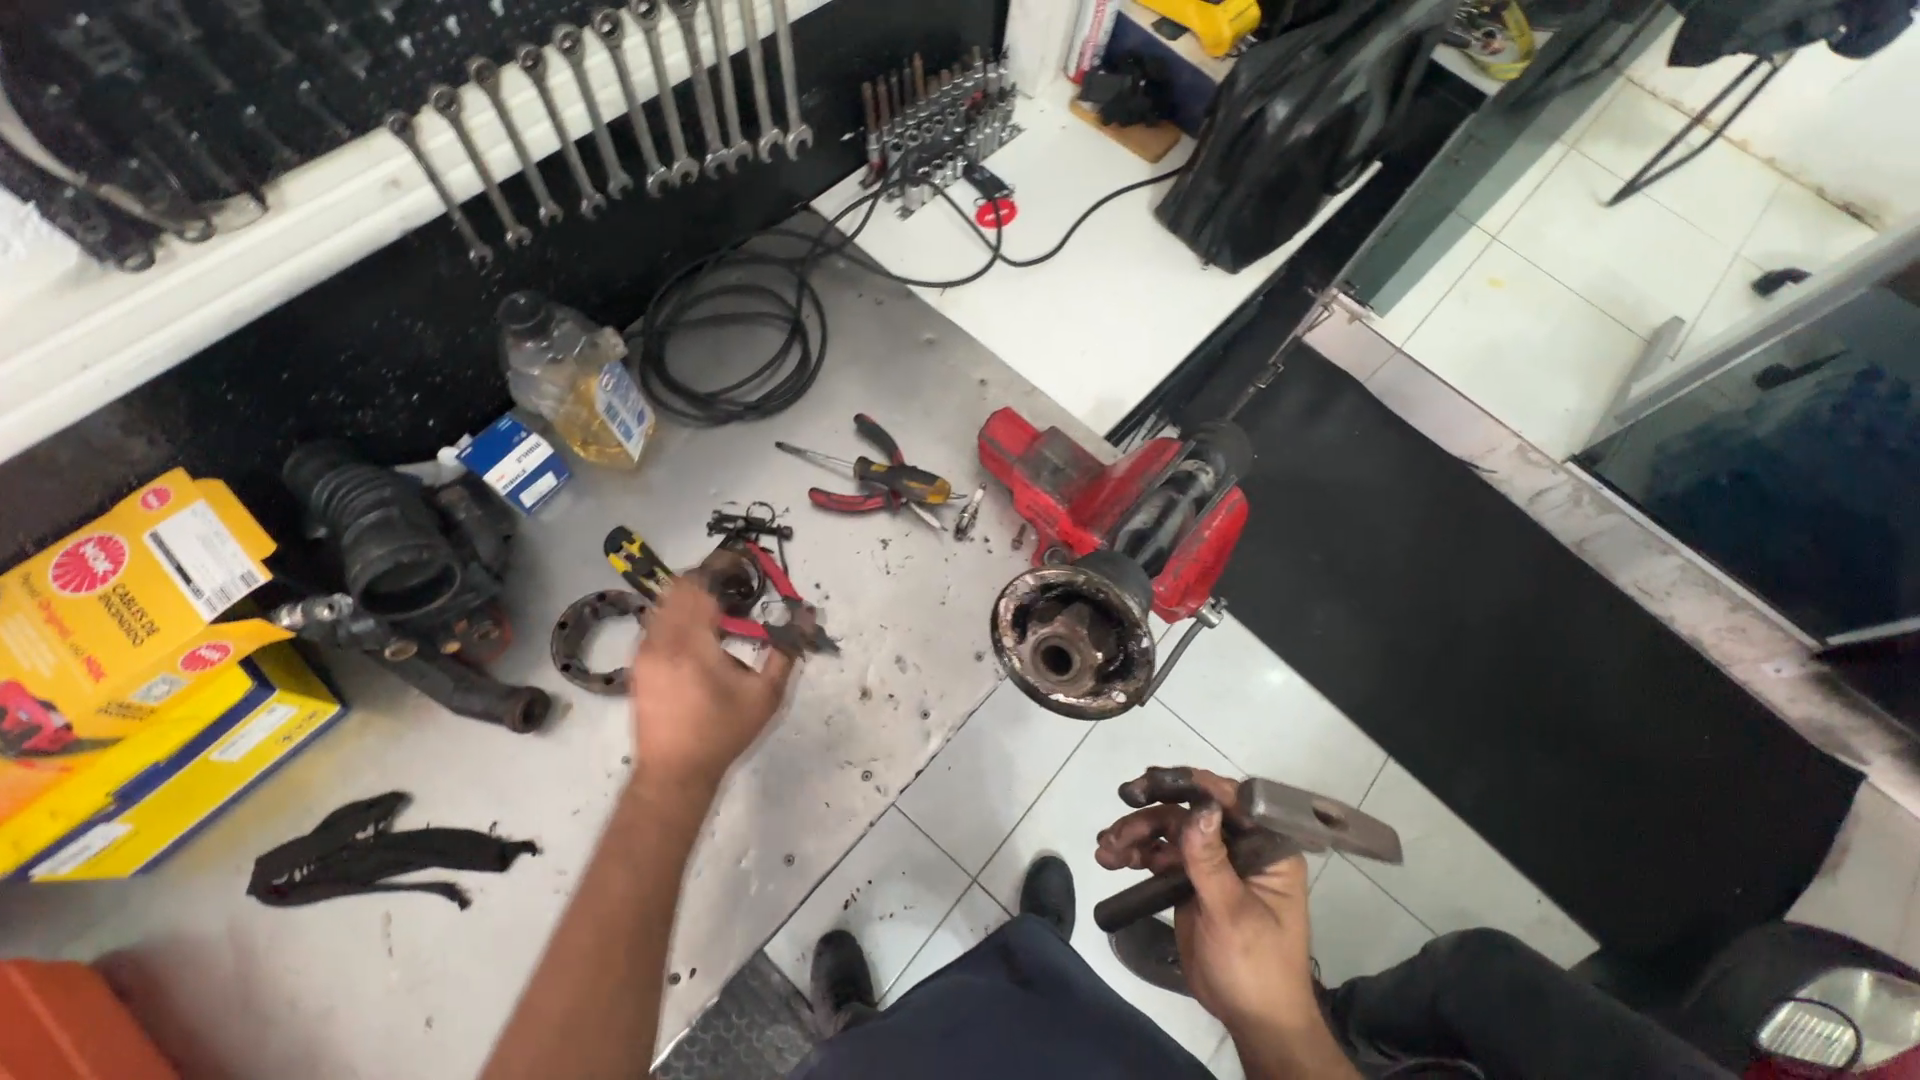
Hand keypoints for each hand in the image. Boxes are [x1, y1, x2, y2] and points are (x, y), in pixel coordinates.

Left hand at [627, 579, 798, 795]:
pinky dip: (676, 616)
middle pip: (678, 587)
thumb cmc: (722, 733)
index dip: (722, 570)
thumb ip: (785, 651)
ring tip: (719, 608)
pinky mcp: (638, 665)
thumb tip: (805, 616)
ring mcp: (644, 652)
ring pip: (663, 604)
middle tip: (735, 586)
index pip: (701, 586)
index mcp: (692, 644)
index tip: (744, 567)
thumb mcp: (765, 696)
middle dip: (707, 580)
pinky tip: (698, 634)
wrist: (674, 772)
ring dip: (690, 597)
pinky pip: (655, 624)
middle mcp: (661, 641)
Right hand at [1094, 768, 1319, 1034]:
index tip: (1153, 780)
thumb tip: (1199, 808)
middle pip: (1192, 813)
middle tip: (1119, 819)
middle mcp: (1241, 848)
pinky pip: (1160, 855)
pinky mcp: (1191, 882)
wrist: (1252, 1020)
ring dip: (1136, 834)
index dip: (1194, 786)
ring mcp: (1214, 864)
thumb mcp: (1234, 914)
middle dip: (1152, 814)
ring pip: (1170, 832)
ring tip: (1107, 850)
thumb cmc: (1257, 967)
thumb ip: (1211, 862)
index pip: (1233, 802)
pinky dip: (1136, 853)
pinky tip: (1112, 859)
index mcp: (1267, 848)